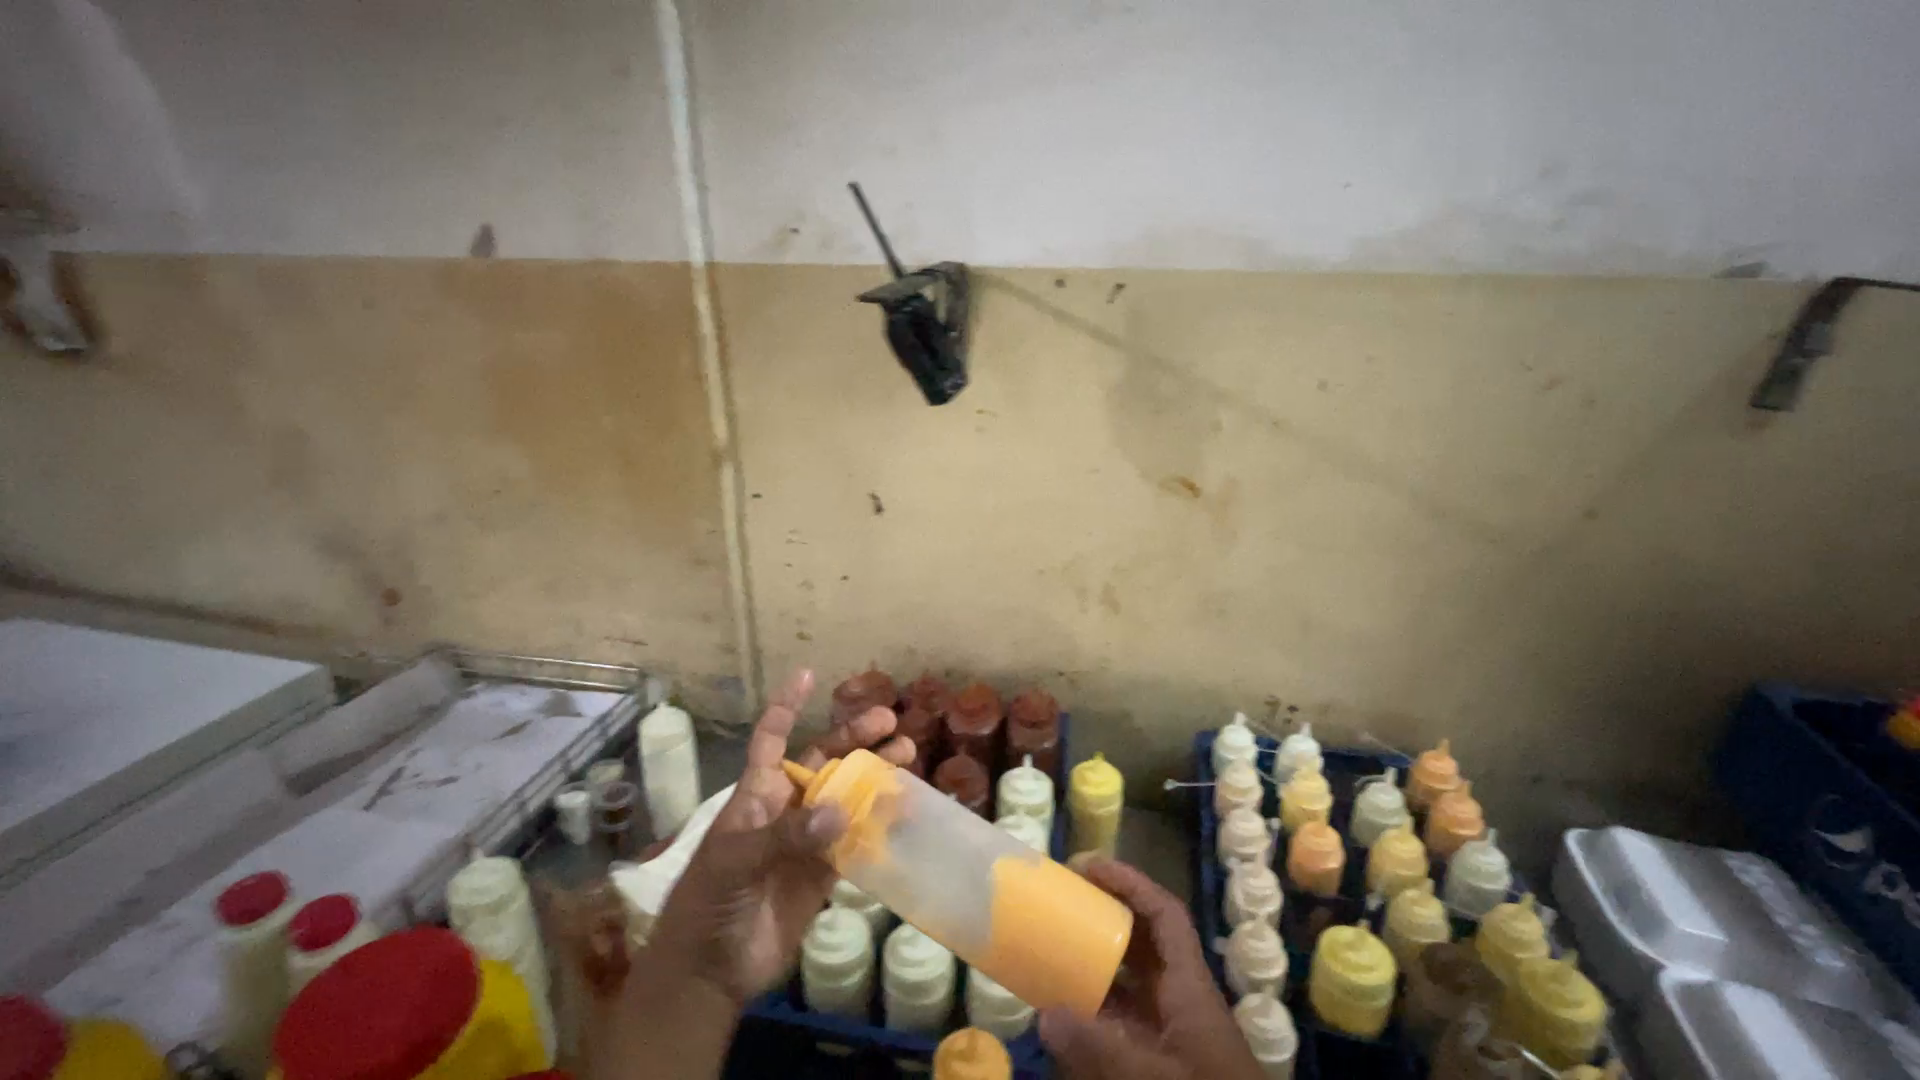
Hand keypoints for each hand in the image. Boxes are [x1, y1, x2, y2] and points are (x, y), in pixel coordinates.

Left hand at [644, 668, 915, 1003]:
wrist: (710, 969)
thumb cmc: (708, 901)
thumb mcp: (737, 861)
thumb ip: (788, 835)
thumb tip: (842, 810)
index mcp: (756, 794)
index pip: (771, 739)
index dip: (787, 706)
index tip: (809, 675)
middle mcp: (785, 809)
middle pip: (825, 761)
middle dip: (855, 738)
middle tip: (891, 721)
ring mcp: (807, 840)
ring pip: (848, 796)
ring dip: (876, 775)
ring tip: (908, 754)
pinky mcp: (824, 873)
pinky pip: (857, 838)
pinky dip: (880, 823)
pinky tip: (906, 809)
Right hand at [1038, 859, 1263, 1079]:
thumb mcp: (1155, 1076)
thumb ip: (1101, 1049)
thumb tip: (1044, 1015)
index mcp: (1189, 986)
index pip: (1165, 915)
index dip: (1131, 883)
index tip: (1090, 866)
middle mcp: (1180, 998)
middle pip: (1144, 940)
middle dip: (1106, 915)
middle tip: (1062, 901)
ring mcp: (1172, 1029)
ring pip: (1132, 980)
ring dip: (1097, 961)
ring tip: (1054, 947)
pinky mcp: (1162, 1058)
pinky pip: (1124, 1019)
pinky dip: (1096, 1009)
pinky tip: (1064, 1016)